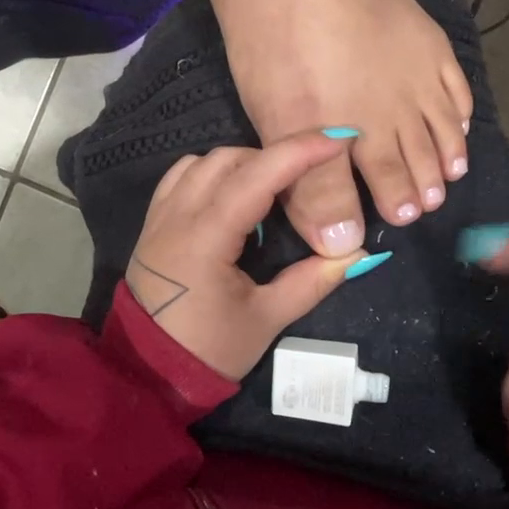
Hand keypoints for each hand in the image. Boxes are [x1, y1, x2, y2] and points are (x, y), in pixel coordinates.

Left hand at [126, 131, 386, 379]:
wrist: (148, 369)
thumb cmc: (209, 348)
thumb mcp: (266, 318)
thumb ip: (312, 281)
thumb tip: (359, 253)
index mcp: (205, 237)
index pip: (256, 176)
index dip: (299, 152)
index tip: (339, 139)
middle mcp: (177, 216)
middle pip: (228, 159)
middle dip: (273, 158)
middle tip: (308, 181)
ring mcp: (159, 218)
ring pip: (200, 163)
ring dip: (239, 164)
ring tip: (271, 191)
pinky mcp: (151, 226)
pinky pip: (178, 179)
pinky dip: (208, 174)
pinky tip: (232, 197)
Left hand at [209, 0, 472, 253]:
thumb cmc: (278, 48)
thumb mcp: (285, 128)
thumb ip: (317, 189)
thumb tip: (345, 247)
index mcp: (369, 128)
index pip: (390, 179)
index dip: (395, 201)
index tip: (400, 221)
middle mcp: (406, 99)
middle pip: (420, 150)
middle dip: (422, 182)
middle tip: (428, 205)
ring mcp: (416, 59)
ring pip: (441, 117)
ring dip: (444, 148)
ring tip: (450, 172)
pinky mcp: (416, 24)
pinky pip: (453, 76)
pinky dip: (459, 102)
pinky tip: (460, 112)